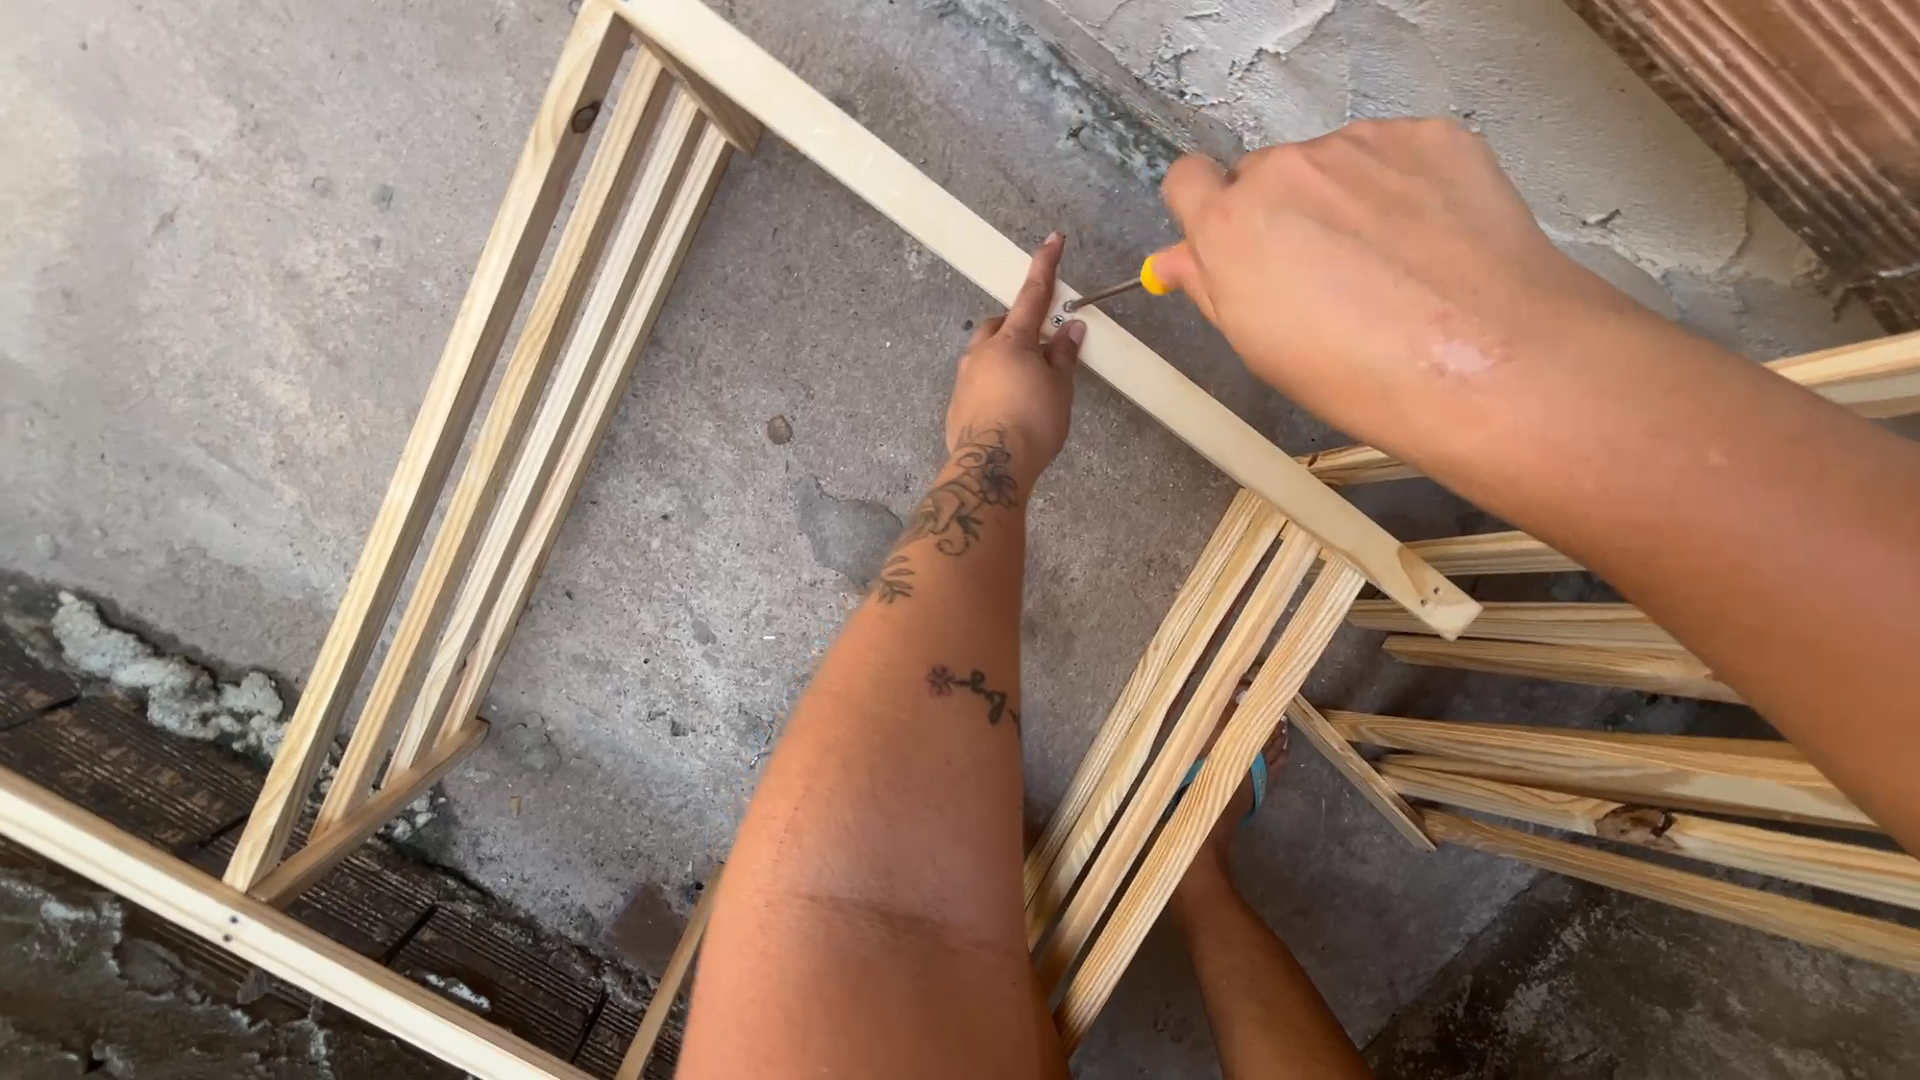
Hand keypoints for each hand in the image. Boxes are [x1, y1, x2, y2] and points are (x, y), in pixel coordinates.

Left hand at [946, 232, 1083, 482]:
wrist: (991, 467)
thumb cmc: (1033, 423)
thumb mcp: (1059, 389)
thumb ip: (1063, 355)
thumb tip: (1070, 327)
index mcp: (1011, 342)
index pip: (1032, 295)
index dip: (1045, 266)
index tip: (1053, 239)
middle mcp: (981, 353)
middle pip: (999, 325)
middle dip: (1018, 328)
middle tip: (1040, 349)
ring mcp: (964, 379)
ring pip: (984, 355)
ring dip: (1004, 360)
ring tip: (1025, 387)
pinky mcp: (955, 406)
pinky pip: (976, 384)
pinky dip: (992, 386)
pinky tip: (1007, 410)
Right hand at [1151, 119, 1660, 450]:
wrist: (1477, 355)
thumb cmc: (1353, 372)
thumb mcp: (1257, 345)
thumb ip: (1209, 288)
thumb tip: (1173, 262)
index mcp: (1229, 225)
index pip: (1186, 180)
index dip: (1203, 209)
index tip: (1226, 237)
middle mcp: (1284, 170)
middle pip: (1260, 174)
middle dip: (1276, 210)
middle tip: (1313, 268)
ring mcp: (1358, 145)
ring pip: (1328, 163)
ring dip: (1338, 198)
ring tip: (1381, 262)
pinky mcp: (1425, 135)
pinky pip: (1390, 154)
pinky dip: (1396, 187)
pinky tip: (1421, 241)